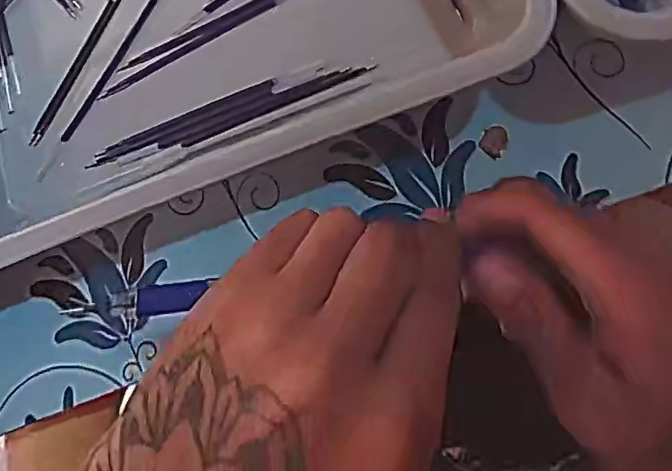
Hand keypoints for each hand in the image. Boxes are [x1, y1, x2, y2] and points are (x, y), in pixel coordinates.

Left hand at [83, 208, 461, 470]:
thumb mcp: (380, 466)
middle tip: (399, 257)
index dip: (446, 259)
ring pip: (341, 224)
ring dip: (355, 239)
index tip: (444, 244)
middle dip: (405, 244)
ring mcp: (271, 316)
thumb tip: (430, 297)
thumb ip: (415, 387)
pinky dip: (309, 237)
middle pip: (391, 248)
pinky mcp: (225, 293)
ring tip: (347, 267)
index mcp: (384, 419)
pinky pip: (290, 227)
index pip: (436, 297)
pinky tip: (305, 266)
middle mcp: (330, 355)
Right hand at [456, 180, 671, 470]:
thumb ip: (533, 323)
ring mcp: (631, 240)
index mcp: (617, 269)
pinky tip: (515, 279)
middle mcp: (626, 238)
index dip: (482, 208)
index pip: (534, 206)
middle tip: (453, 258)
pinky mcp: (629, 251)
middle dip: (487, 217)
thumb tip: (478, 262)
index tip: (445, 234)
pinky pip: (565, 227)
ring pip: (549, 209)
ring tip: (476, 272)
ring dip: (505, 229)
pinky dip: (529, 241)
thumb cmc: (656, 427)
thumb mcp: (586, 396)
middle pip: (539, 199)